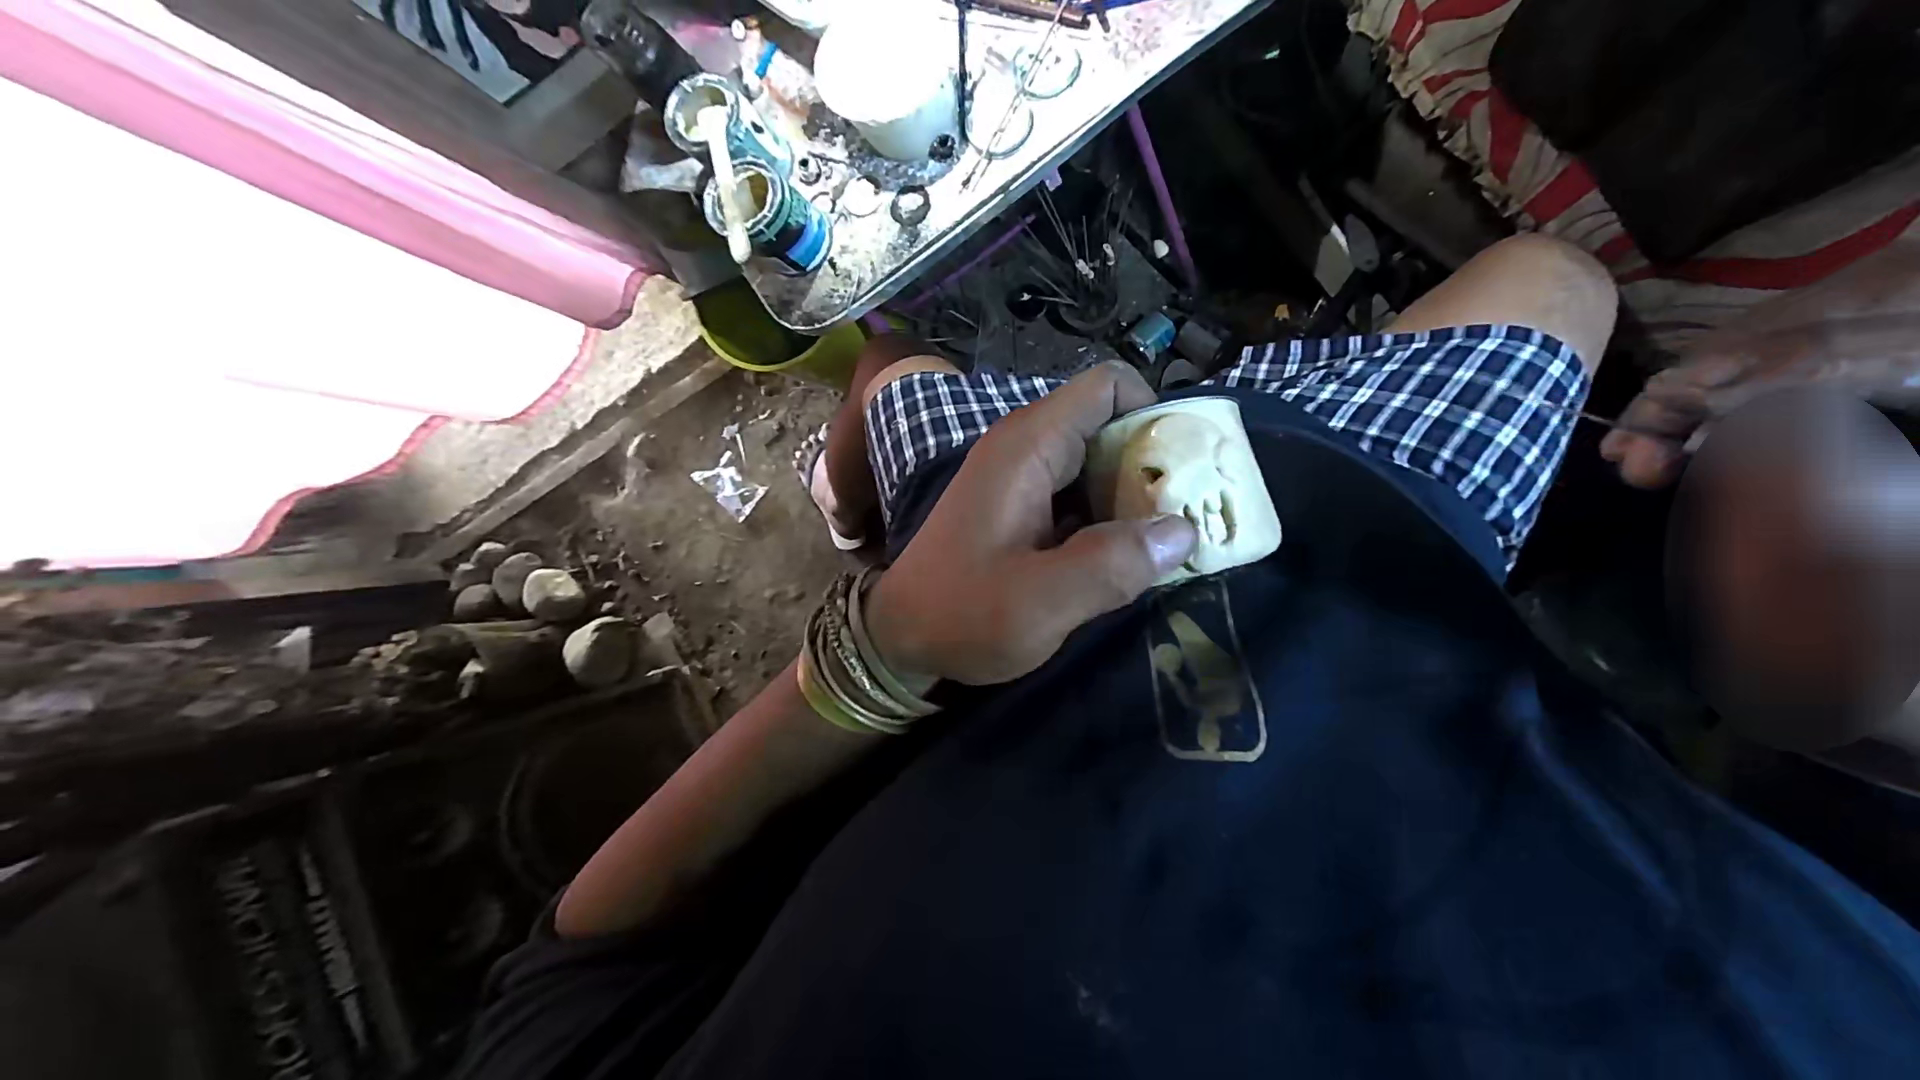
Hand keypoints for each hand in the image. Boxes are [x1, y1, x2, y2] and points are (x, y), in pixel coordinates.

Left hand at [863, 363, 1198, 685]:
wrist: (899, 638)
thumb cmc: (960, 615)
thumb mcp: (1040, 602)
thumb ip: (1112, 565)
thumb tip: (1183, 532)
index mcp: (1028, 447)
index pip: (1108, 387)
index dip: (1157, 414)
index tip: (1185, 472)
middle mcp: (1025, 448)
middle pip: (1110, 425)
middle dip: (1155, 466)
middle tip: (1186, 522)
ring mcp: (1020, 479)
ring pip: (1098, 464)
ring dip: (1135, 499)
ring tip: (1164, 548)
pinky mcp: (1020, 508)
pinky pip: (1079, 495)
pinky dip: (1109, 519)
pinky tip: (1125, 560)